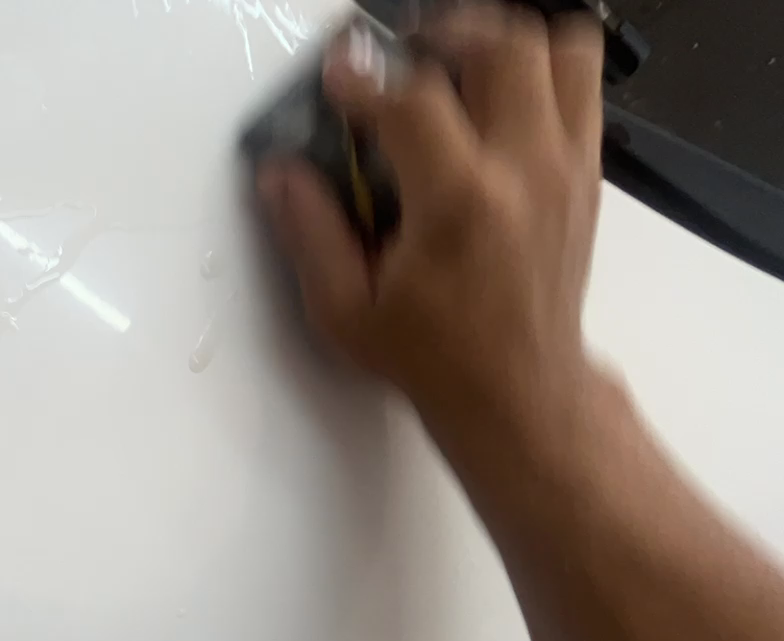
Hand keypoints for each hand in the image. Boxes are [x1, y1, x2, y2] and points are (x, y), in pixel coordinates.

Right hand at [259, 4, 605, 435]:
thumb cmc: (423, 352)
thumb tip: (278, 174)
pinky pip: (579, 85)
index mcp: (457, 204)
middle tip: (397, 51)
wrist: (511, 381)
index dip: (365, 77)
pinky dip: (533, 71)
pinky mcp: (586, 171)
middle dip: (443, 34)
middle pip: (504, 48)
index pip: (413, 104)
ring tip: (449, 63)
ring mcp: (568, 164)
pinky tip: (486, 103)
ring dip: (500, 42)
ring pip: (560, 49)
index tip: (336, 69)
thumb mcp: (340, 306)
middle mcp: (526, 168)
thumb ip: (308, 233)